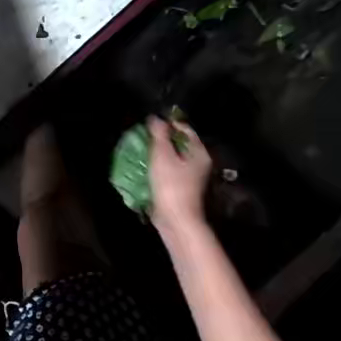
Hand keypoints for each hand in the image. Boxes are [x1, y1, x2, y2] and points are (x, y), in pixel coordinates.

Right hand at [146, 116, 210, 230]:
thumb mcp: (163, 155)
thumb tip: (155, 118)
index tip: (151, 123)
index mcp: (199, 153)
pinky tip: (144, 169)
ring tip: (141, 151)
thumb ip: (159, 134)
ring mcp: (191, 178)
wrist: (176, 221)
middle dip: (162, 139)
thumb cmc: (171, 185)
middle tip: (143, 136)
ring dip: (158, 155)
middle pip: (180, 144)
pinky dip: (158, 169)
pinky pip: (169, 173)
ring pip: (173, 159)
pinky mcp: (181, 190)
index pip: (185, 130)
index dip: (169, 124)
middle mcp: (199, 164)